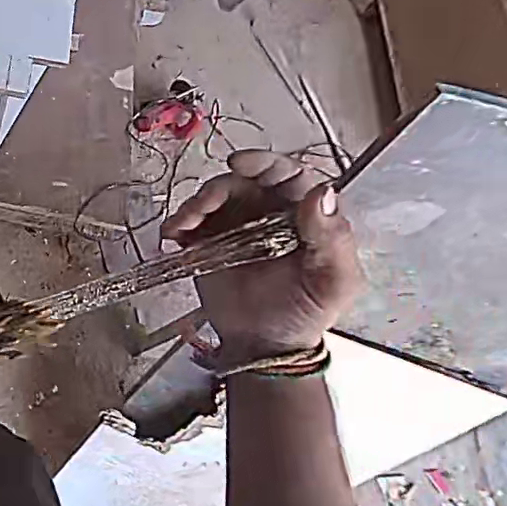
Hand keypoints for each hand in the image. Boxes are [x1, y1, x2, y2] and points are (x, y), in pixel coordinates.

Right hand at [158, 150, 362, 364]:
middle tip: (201, 208)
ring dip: (192, 207)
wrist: (262, 343)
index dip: (264, 163)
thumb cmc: (304, 311)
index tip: (239, 162)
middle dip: (216, 189)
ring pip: (210, 200)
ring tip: (182, 227)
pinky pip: (188, 224)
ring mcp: (233, 228)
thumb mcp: (333, 278)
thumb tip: (322, 192)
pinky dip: (176, 224)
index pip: (287, 175)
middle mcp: (266, 214)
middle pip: (240, 183)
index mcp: (302, 214)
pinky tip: (173, 235)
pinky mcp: (205, 245)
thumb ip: (332, 237)